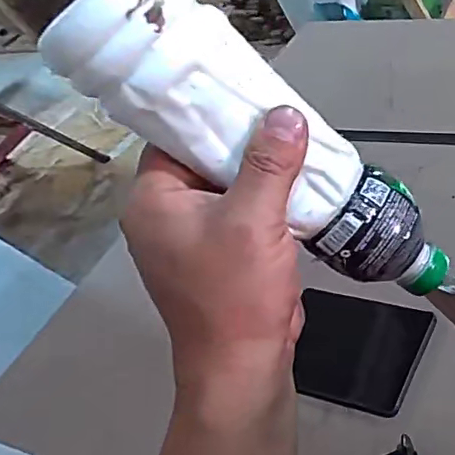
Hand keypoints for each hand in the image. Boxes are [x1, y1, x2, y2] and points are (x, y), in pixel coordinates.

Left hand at [122, 106, 308, 402]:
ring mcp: (198, 237)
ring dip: (263, 170)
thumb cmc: (235, 295)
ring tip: (297, 141)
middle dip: (246, 141)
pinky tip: (300, 183)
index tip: (245, 90)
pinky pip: (246, 212)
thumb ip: (270, 164)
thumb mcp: (252, 220)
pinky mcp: (226, 255)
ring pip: (231, 186)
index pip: (174, 137)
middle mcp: (168, 215)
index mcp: (154, 201)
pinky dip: (270, 198)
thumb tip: (286, 116)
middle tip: (281, 114)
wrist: (246, 363)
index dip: (209, 112)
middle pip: (206, 159)